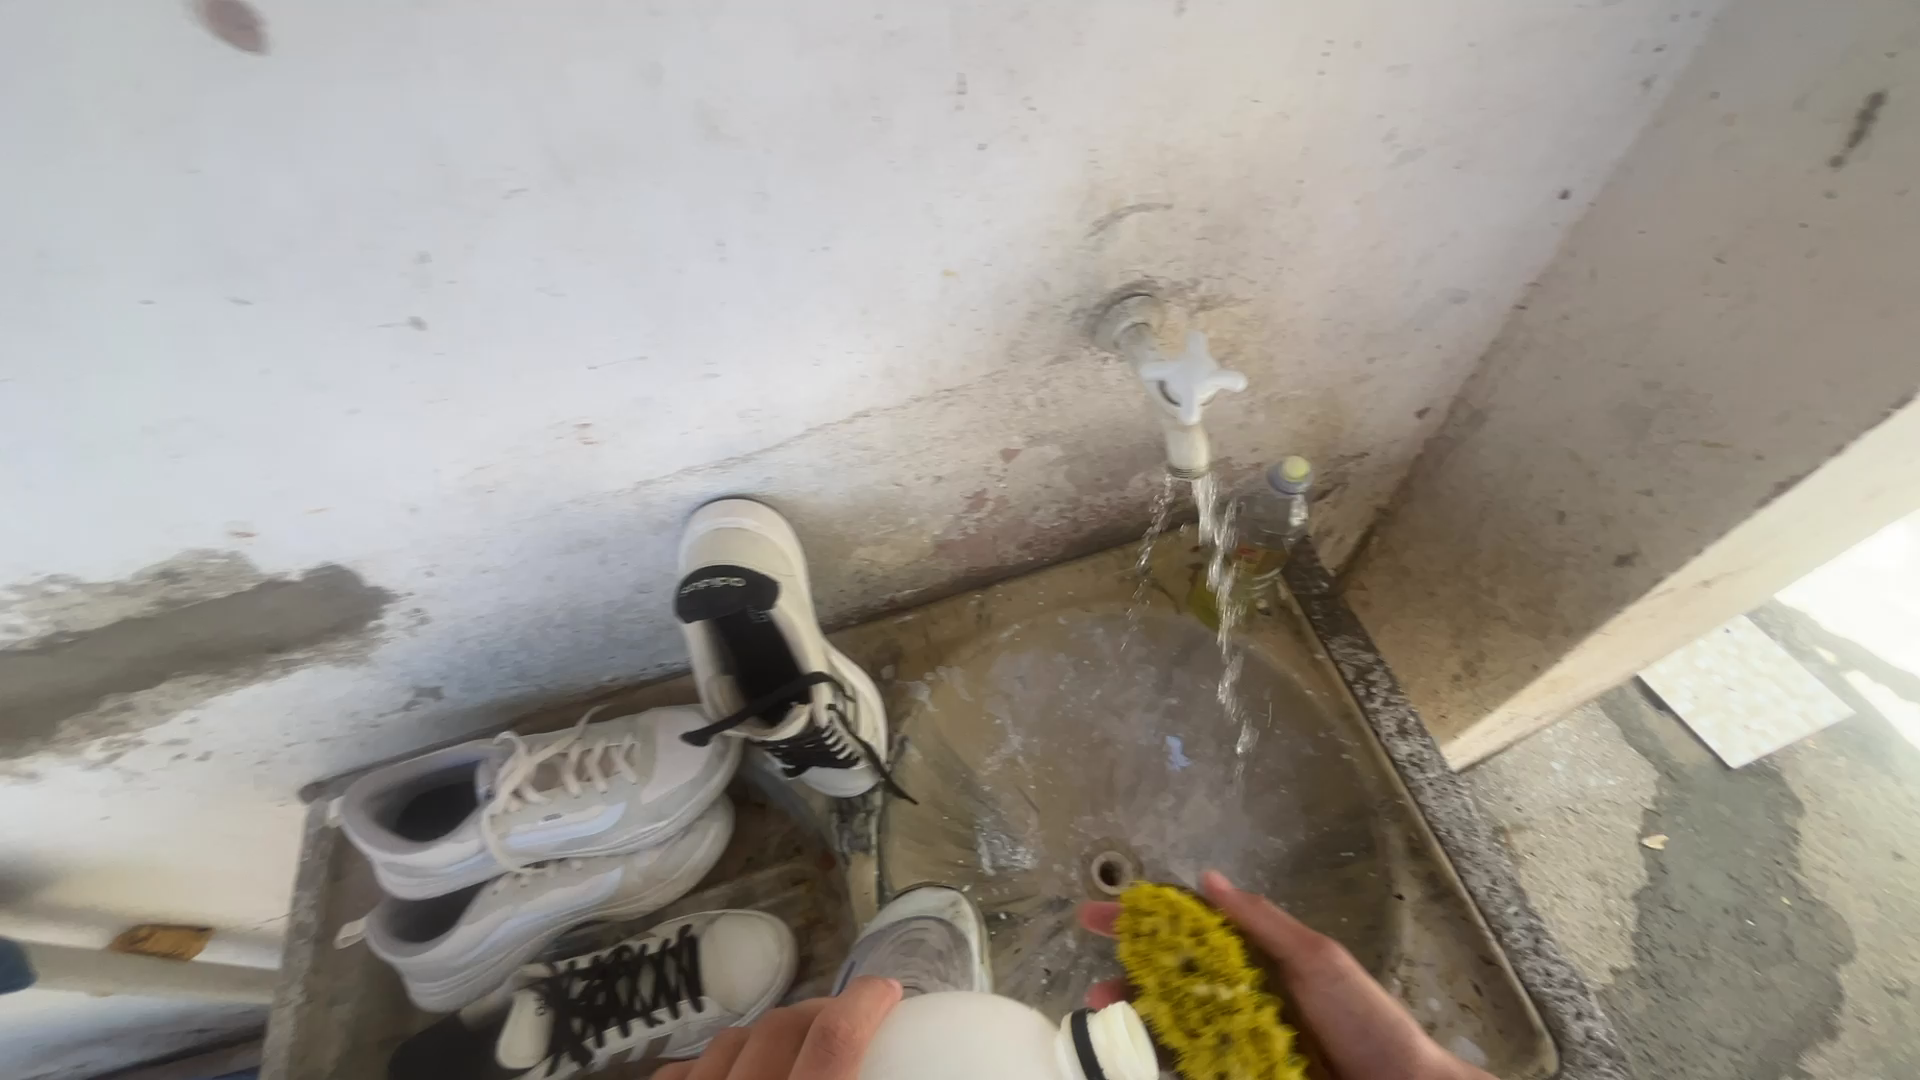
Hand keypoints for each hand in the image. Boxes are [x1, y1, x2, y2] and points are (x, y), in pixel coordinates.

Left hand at [654, 976, 901, 1079]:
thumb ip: (848, 1075)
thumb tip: (897, 1056)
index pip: (833, 1041)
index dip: (866, 1003)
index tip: (887, 989)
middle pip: (783, 1027)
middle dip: (820, 1014)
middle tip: (844, 1025)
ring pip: (733, 1039)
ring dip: (767, 1038)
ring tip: (787, 1056)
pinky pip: (684, 1070)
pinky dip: (712, 1068)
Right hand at [1079, 871, 1494, 1079]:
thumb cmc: (1365, 1018)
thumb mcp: (1317, 958)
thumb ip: (1260, 922)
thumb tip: (1207, 876)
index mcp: (1249, 956)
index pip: (1183, 927)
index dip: (1140, 918)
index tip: (1098, 913)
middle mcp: (1234, 992)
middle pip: (1167, 975)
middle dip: (1124, 974)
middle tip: (1093, 987)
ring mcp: (1235, 1037)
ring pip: (1171, 1021)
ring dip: (1134, 1019)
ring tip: (1104, 1021)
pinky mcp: (1237, 1073)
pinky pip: (1191, 1060)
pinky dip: (1160, 1055)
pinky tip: (1136, 1054)